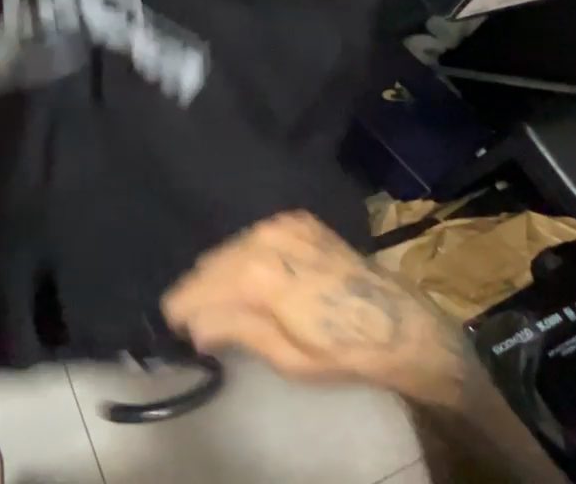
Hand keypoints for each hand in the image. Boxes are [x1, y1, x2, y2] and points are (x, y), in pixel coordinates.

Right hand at [162, 211, 474, 405]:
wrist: (403, 325)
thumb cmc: (344, 351)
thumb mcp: (286, 356)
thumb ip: (234, 330)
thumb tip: (193, 325)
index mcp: (259, 274)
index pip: (200, 287)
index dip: (181, 307)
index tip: (172, 324)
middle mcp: (264, 237)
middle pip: (211, 263)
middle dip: (199, 290)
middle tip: (194, 319)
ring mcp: (282, 224)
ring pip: (230, 247)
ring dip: (220, 272)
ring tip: (219, 301)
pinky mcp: (296, 220)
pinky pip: (252, 237)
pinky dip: (243, 256)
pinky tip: (248, 278)